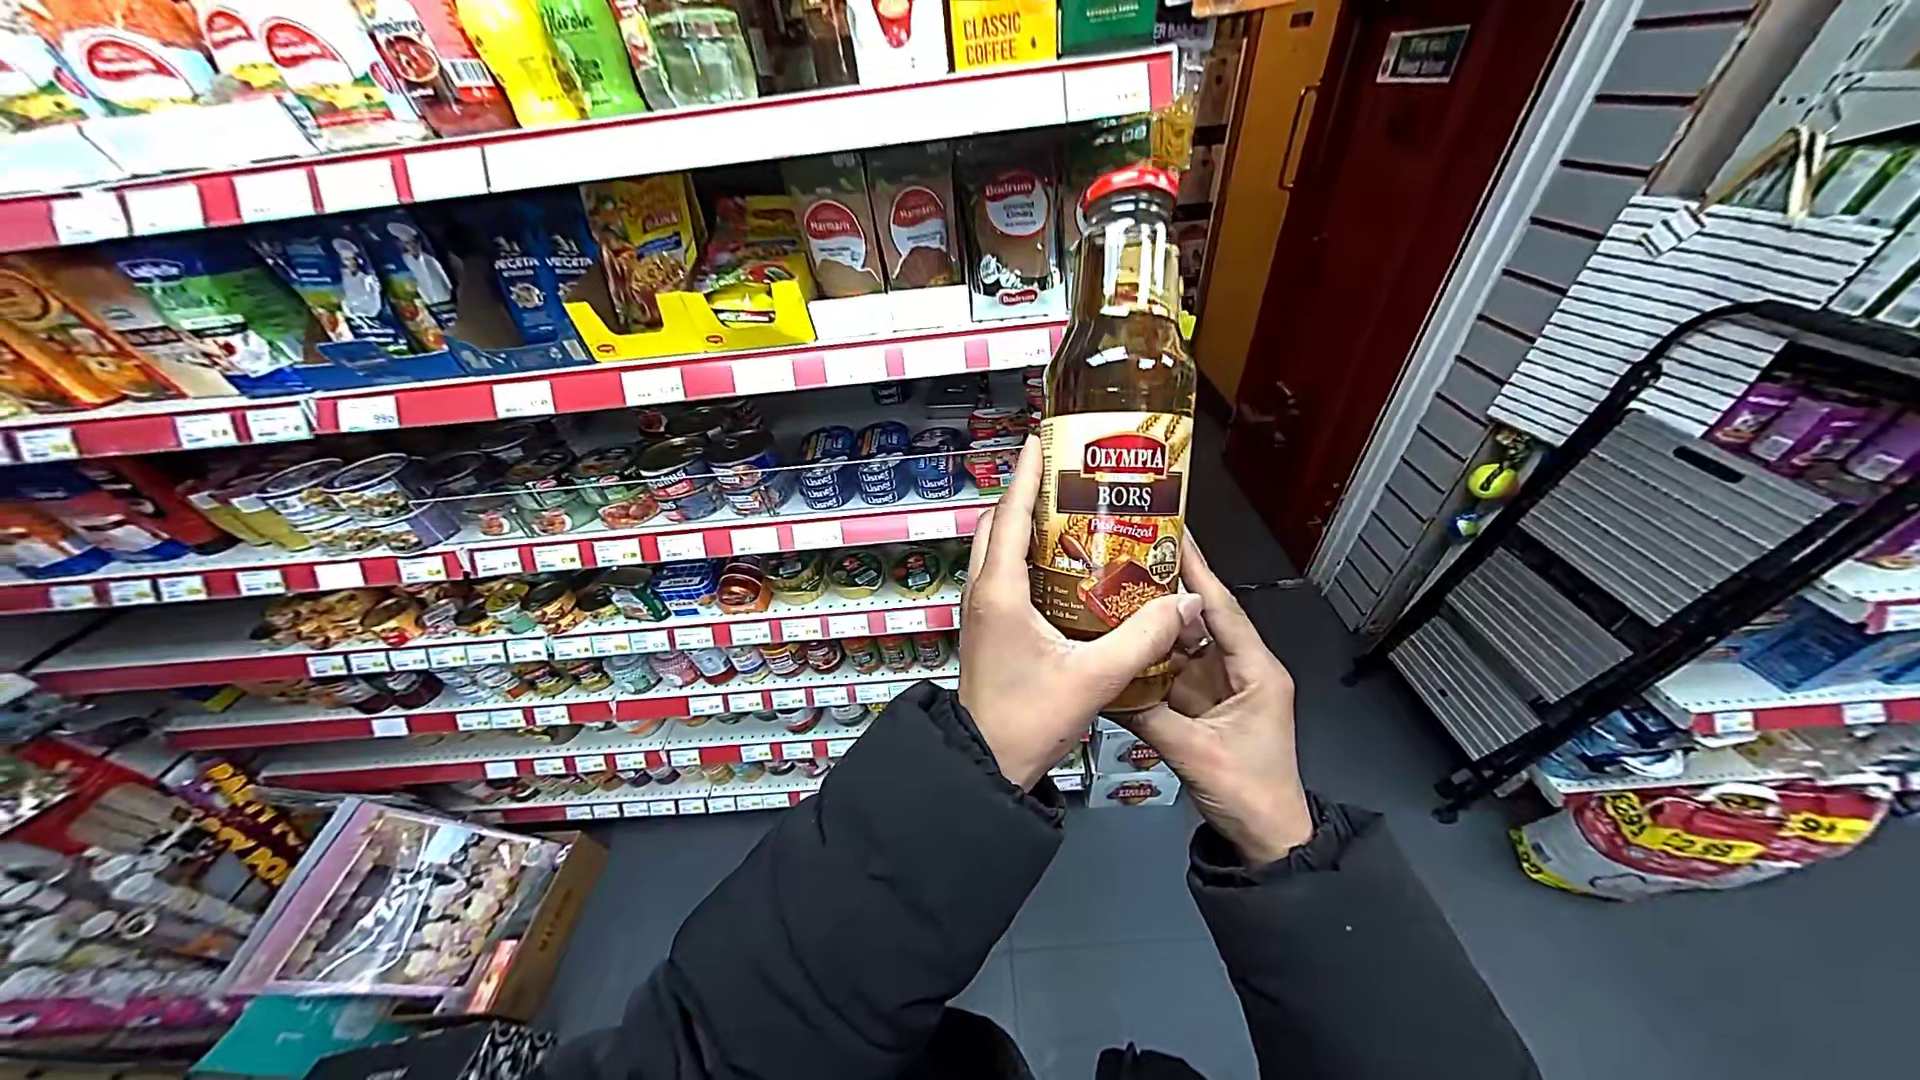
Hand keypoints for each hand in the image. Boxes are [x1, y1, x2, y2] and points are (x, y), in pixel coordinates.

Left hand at [959, 436, 1200, 788]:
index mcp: (1000, 592)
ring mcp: (979, 612)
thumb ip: (1142, 638)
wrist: (984, 765)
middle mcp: (982, 593)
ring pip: (994, 550)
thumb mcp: (1093, 679)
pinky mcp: (985, 629)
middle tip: (1063, 478)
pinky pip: (1000, 576)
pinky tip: (1057, 569)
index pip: (1010, 515)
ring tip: (1063, 515)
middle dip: (1024, 494)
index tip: (1039, 440)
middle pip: (997, 525)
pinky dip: (1021, 557)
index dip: (1026, 474)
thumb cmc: (1026, 721)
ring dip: (1020, 525)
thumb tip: (1185, 603)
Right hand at [1118, 536, 1312, 866]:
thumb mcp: (1195, 753)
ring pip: (1183, 644)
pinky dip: (1150, 659)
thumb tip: (1103, 686)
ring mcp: (1221, 685)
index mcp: (1256, 671)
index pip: (1222, 608)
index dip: (1198, 570)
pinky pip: (1173, 671)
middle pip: (1199, 619)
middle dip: (1165, 591)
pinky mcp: (1204, 702)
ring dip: (1154, 625)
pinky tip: (1123, 644)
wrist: (1268, 838)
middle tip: (1129, 562)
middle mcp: (1240, 668)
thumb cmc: (1250, 793)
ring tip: (1116, 596)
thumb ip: (1147, 716)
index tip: (1175, 534)